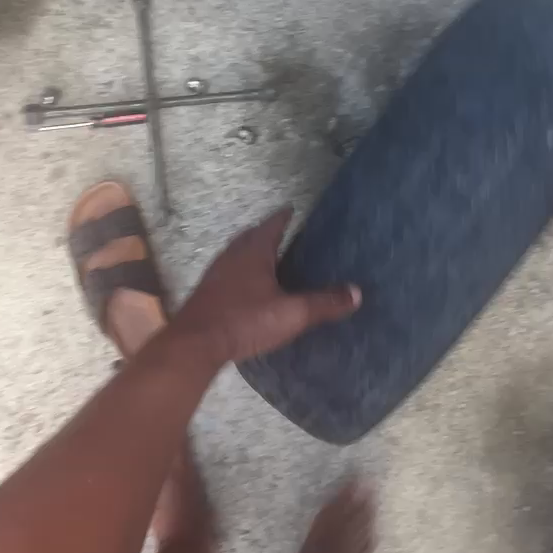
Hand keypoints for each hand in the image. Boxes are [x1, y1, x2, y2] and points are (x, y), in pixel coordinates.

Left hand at [170, 208, 360, 363]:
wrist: (196, 342)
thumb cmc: (245, 320)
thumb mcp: (291, 314)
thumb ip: (324, 303)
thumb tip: (356, 292)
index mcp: (254, 251)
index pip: (272, 224)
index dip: (284, 217)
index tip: (292, 209)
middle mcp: (232, 254)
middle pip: (252, 235)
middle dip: (267, 231)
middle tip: (283, 232)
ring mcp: (216, 271)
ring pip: (237, 252)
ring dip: (252, 250)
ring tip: (267, 256)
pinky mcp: (208, 290)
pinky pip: (228, 270)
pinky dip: (241, 269)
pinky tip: (247, 284)